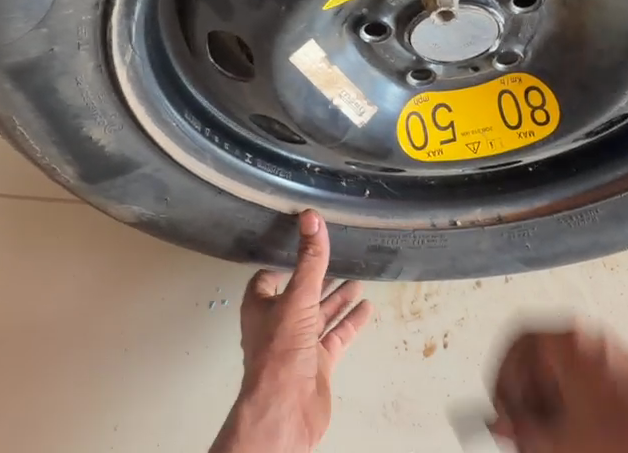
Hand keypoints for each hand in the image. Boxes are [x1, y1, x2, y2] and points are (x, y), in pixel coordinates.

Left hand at [210, 210, 372, 452]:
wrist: (286, 410)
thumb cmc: (281, 352)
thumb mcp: (297, 298)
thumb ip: (309, 259)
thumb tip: (311, 217)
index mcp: (261, 306)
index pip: (269, 276)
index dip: (285, 260)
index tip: (304, 242)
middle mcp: (279, 323)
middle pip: (300, 293)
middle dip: (318, 276)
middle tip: (338, 255)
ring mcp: (299, 344)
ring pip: (321, 313)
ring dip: (338, 296)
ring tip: (358, 277)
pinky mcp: (318, 362)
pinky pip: (337, 335)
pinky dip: (351, 321)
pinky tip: (366, 307)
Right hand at [491, 326, 627, 452]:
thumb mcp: (560, 438)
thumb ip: (521, 429)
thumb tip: (496, 422)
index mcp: (566, 337)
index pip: (516, 344)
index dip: (502, 382)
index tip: (502, 415)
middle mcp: (585, 336)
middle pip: (535, 360)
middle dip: (525, 401)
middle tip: (522, 435)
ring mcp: (606, 354)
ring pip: (557, 377)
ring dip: (546, 410)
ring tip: (550, 442)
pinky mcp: (623, 376)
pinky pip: (580, 387)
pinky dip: (569, 412)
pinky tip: (574, 439)